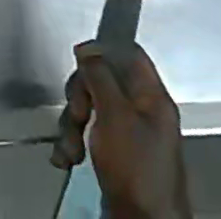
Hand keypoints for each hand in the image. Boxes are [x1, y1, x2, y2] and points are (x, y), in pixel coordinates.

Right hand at [51, 42, 190, 218]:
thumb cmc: (137, 170)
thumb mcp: (115, 114)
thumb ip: (100, 76)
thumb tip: (89, 49)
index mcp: (152, 99)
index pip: (130, 54)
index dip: (103, 49)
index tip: (80, 60)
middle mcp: (141, 112)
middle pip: (101, 80)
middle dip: (79, 95)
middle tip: (78, 113)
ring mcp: (126, 133)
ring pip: (88, 108)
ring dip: (71, 125)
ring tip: (72, 148)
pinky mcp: (112, 154)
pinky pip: (85, 133)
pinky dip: (71, 143)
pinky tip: (68, 157)